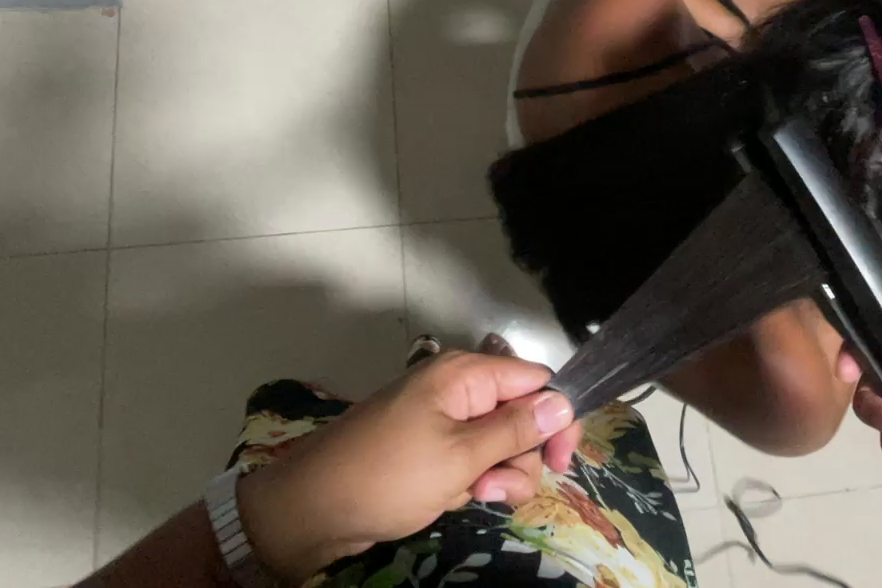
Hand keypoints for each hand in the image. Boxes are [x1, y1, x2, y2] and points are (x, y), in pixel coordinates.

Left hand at [237, 351, 583, 583]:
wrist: (317, 506)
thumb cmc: (389, 474)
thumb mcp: (460, 457)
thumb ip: (515, 430)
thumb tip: (564, 401)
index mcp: (466, 374)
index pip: (536, 379)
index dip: (556, 417)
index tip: (561, 463)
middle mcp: (459, 388)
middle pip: (522, 415)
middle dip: (519, 456)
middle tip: (493, 486)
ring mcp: (445, 418)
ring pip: (500, 443)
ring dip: (496, 475)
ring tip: (470, 495)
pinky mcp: (434, 446)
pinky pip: (473, 458)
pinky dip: (471, 481)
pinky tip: (450, 498)